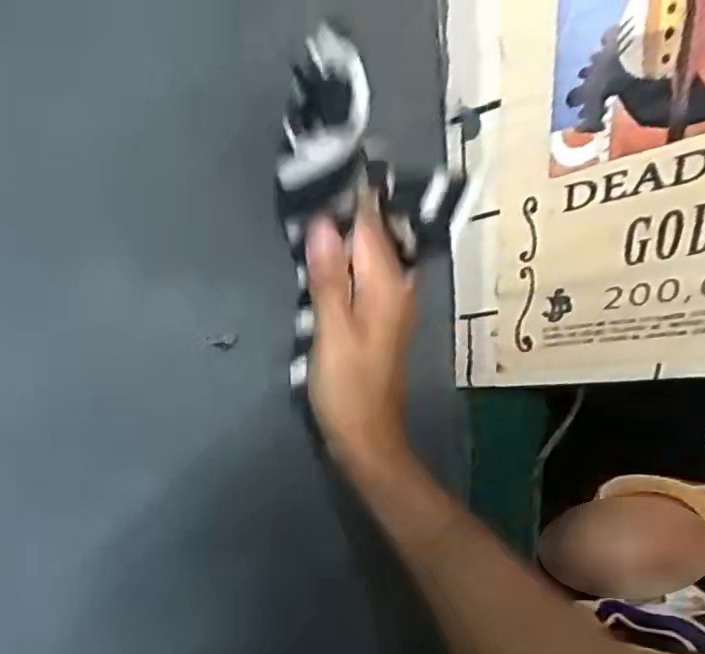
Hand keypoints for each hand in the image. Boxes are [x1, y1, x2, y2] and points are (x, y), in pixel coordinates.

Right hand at [304, 195, 417, 468]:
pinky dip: (343, 266)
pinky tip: (322, 264)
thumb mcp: (332, 333)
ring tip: (309, 215)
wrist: (367, 438)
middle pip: (369, 236)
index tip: (321, 164)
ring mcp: (391, 305)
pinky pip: (362, 279)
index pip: (367, 222)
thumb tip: (322, 224)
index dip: (345, 195)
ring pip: (365, 257)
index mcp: (388, 284)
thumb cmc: (348, 390)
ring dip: (340, 239)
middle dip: (341, 213)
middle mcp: (397, 287)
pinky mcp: (379, 321)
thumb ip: (327, 279)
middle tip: (307, 184)